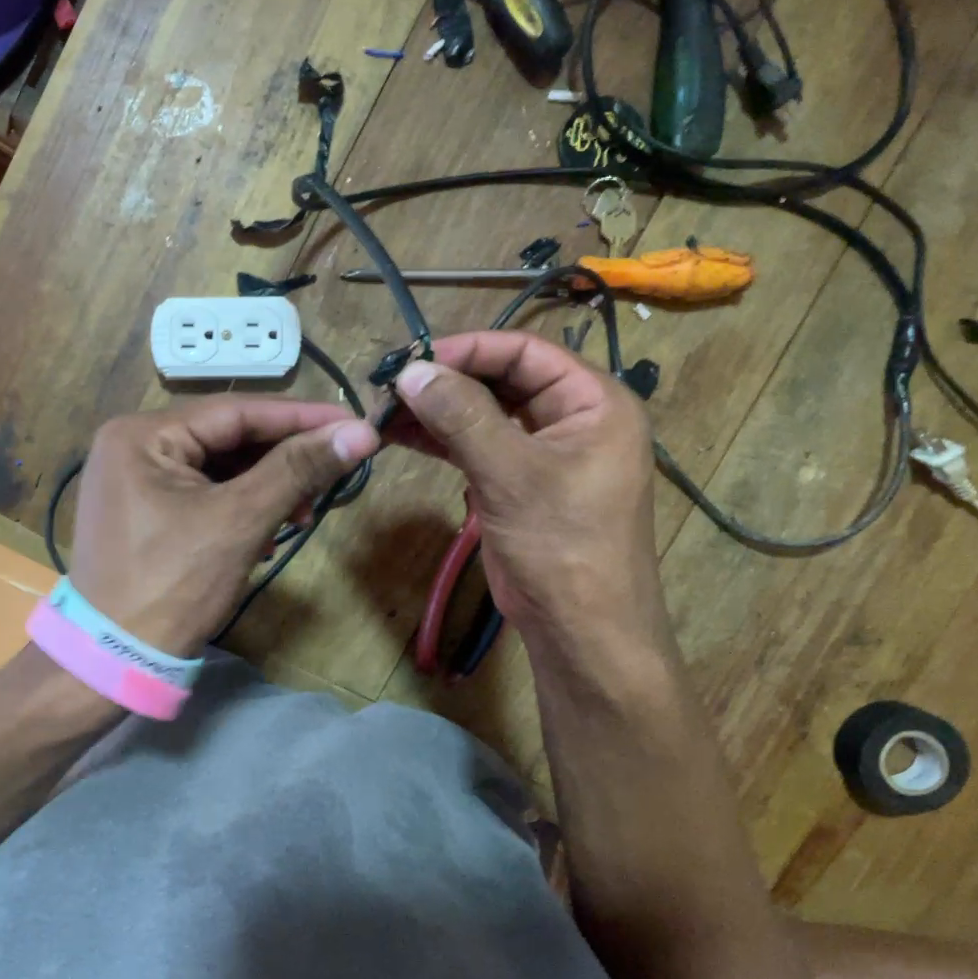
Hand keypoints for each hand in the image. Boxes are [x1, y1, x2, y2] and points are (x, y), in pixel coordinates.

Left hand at [69, 396, 379, 657]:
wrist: (112, 662)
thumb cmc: (172, 586)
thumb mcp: (239, 522)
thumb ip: (297, 471)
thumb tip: (360, 432)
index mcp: (142, 434)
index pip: (236, 411)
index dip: (301, 417)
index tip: (355, 424)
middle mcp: (132, 446)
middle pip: (226, 438)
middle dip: (283, 460)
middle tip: (334, 475)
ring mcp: (133, 481)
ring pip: (218, 469)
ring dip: (266, 488)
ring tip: (305, 513)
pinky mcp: (142, 513)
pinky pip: (202, 495)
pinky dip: (240, 508)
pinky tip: (270, 533)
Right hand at [389, 331, 667, 650]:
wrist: (580, 628)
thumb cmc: (562, 544)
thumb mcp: (512, 474)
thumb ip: (462, 417)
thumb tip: (411, 372)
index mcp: (594, 402)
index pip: (526, 353)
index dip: (469, 349)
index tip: (413, 359)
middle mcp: (571, 418)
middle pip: (501, 380)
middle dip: (446, 382)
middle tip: (389, 387)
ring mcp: (542, 453)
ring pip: (483, 414)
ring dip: (436, 411)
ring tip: (383, 411)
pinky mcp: (516, 483)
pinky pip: (475, 447)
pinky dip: (440, 440)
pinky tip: (400, 436)